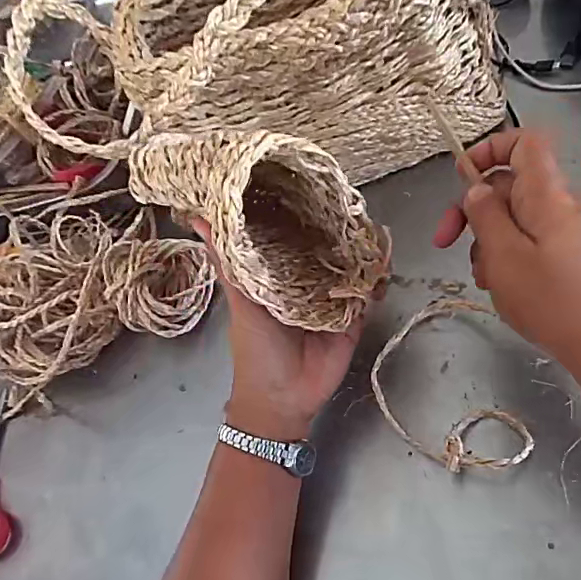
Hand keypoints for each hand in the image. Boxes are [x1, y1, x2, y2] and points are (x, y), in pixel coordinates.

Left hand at [194, 218, 368, 439]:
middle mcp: (308, 282)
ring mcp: (333, 299)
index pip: (292, 236)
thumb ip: (227, 263)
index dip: (300, 212)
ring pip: (351, 267)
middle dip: (338, 229)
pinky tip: (382, 260)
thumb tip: (198, 218)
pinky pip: (368, 293)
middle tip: (348, 200)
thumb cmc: (256, 349)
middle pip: (327, 249)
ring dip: (362, 249)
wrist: (282, 398)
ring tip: (371, 226)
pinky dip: (377, 277)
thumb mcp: (241, 301)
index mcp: (279, 275)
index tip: (308, 181)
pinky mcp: (354, 317)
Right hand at [433, 129, 580, 370]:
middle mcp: (559, 205)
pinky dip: (507, 257)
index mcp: (546, 194)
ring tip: (484, 276)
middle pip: (509, 185)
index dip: (490, 149)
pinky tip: (501, 285)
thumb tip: (476, 188)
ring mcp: (566, 232)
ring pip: (514, 219)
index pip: (524, 142)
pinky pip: (529, 242)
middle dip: (473, 210)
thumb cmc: (549, 297)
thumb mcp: (503, 254)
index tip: (462, 177)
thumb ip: (485, 215)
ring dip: (487, 241)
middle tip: (446, 242)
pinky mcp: (568, 257)